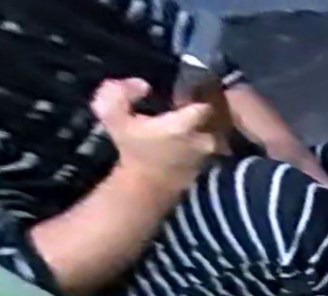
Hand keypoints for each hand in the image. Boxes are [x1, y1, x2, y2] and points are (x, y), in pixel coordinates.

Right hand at [91, 79, 218, 193]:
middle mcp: (204, 140)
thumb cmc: (131, 146)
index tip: (192, 88)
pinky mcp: (215, 160)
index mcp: (181, 127)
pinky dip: (209, 134)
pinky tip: (198, 128)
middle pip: (213, 118)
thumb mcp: (111, 114)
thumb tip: (141, 84)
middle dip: (206, 109)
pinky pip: (217, 142)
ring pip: (216, 130)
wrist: (152, 180)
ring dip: (209, 122)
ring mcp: (213, 152)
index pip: (202, 107)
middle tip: (193, 99)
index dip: (199, 95)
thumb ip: (118, 92)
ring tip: (195, 114)